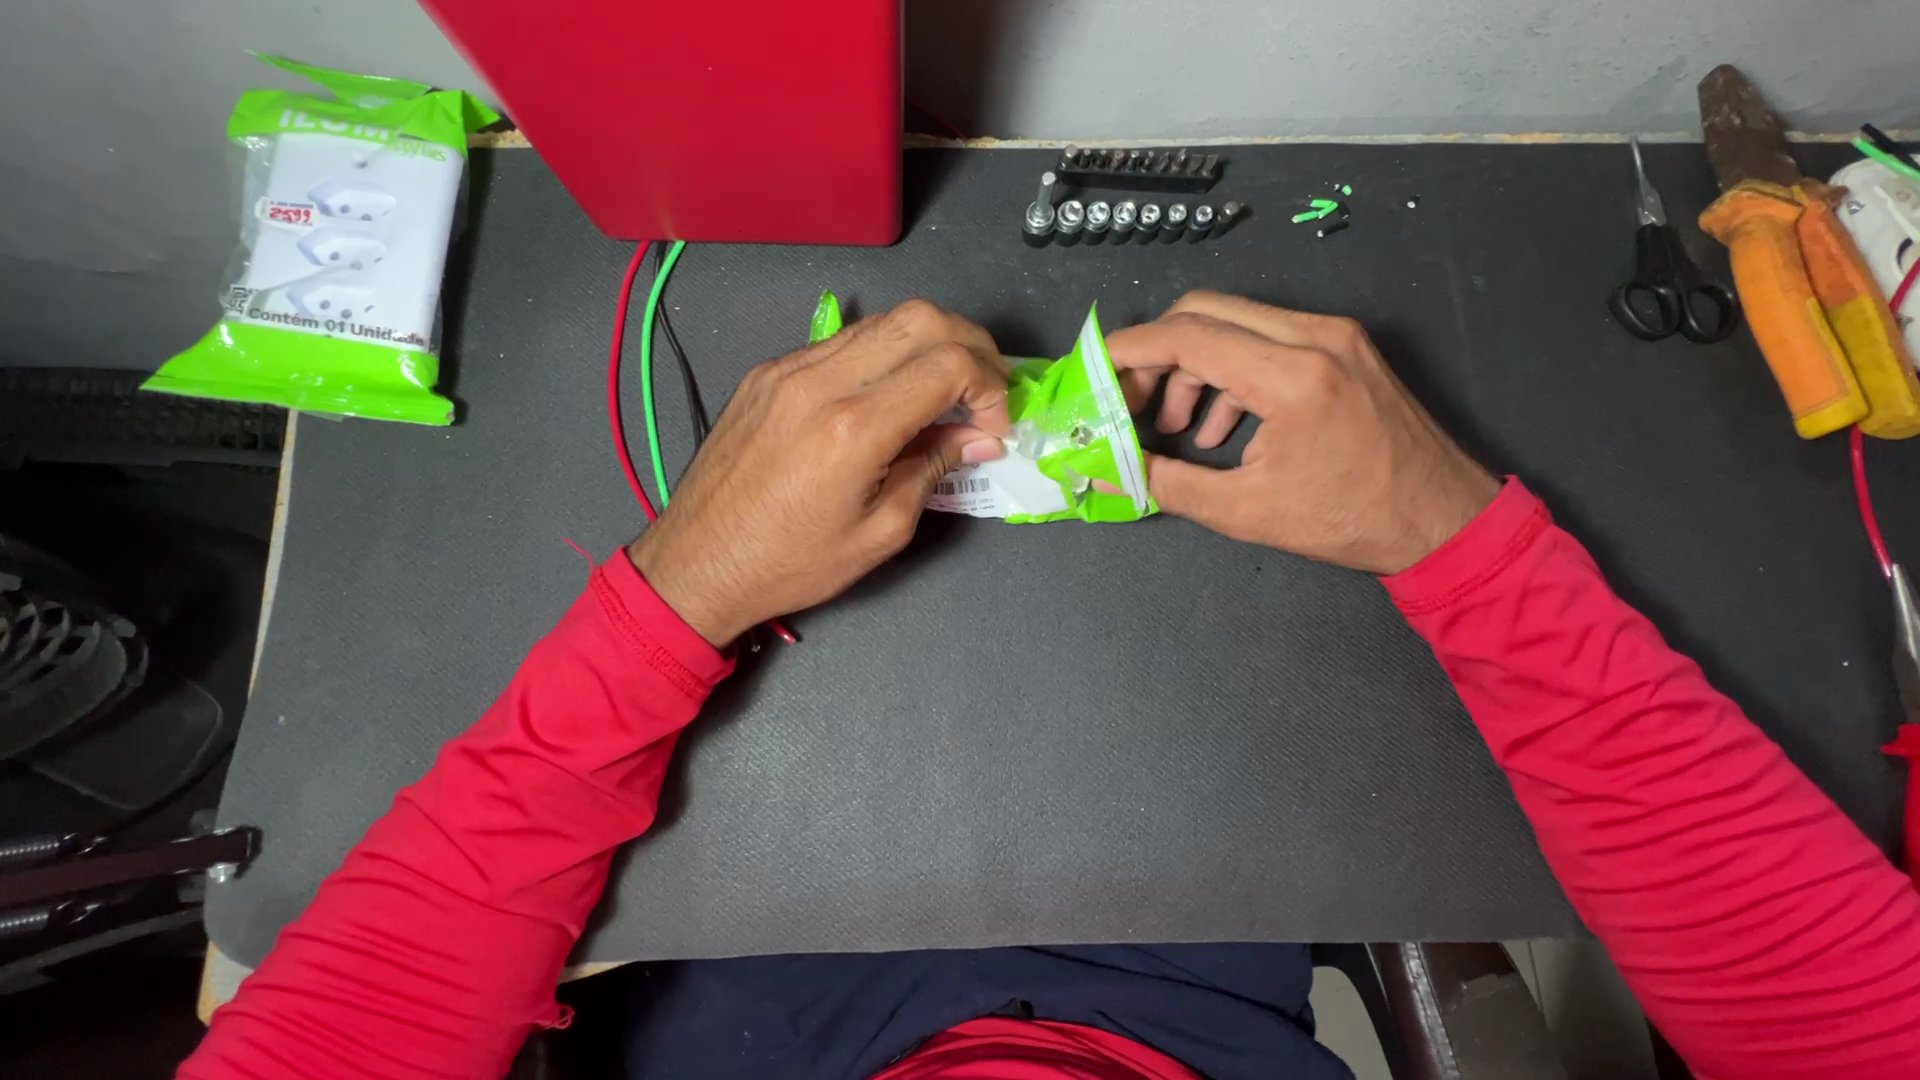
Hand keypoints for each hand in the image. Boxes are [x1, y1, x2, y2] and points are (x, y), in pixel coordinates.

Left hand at [629, 300, 1010, 645]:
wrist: (698, 562)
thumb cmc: (792, 562)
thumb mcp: (882, 531)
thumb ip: (935, 468)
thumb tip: (977, 437)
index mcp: (853, 427)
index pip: (948, 364)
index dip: (990, 388)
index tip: (993, 426)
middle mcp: (820, 380)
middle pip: (921, 318)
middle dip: (971, 345)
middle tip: (985, 390)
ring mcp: (788, 368)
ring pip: (882, 321)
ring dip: (928, 344)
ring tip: (945, 390)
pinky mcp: (769, 371)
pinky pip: (842, 341)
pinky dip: (884, 355)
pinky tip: (890, 394)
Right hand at [1106, 291, 1498, 573]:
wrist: (1440, 519)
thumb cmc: (1347, 520)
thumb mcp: (1244, 512)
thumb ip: (1167, 484)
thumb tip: (1110, 473)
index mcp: (1291, 375)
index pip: (1188, 336)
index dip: (1130, 349)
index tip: (1095, 370)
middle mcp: (1314, 336)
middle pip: (1204, 312)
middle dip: (1156, 353)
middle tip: (1131, 401)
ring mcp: (1333, 336)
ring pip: (1234, 324)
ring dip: (1191, 367)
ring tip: (1176, 425)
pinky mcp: (1342, 347)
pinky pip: (1265, 341)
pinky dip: (1228, 374)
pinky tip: (1221, 428)